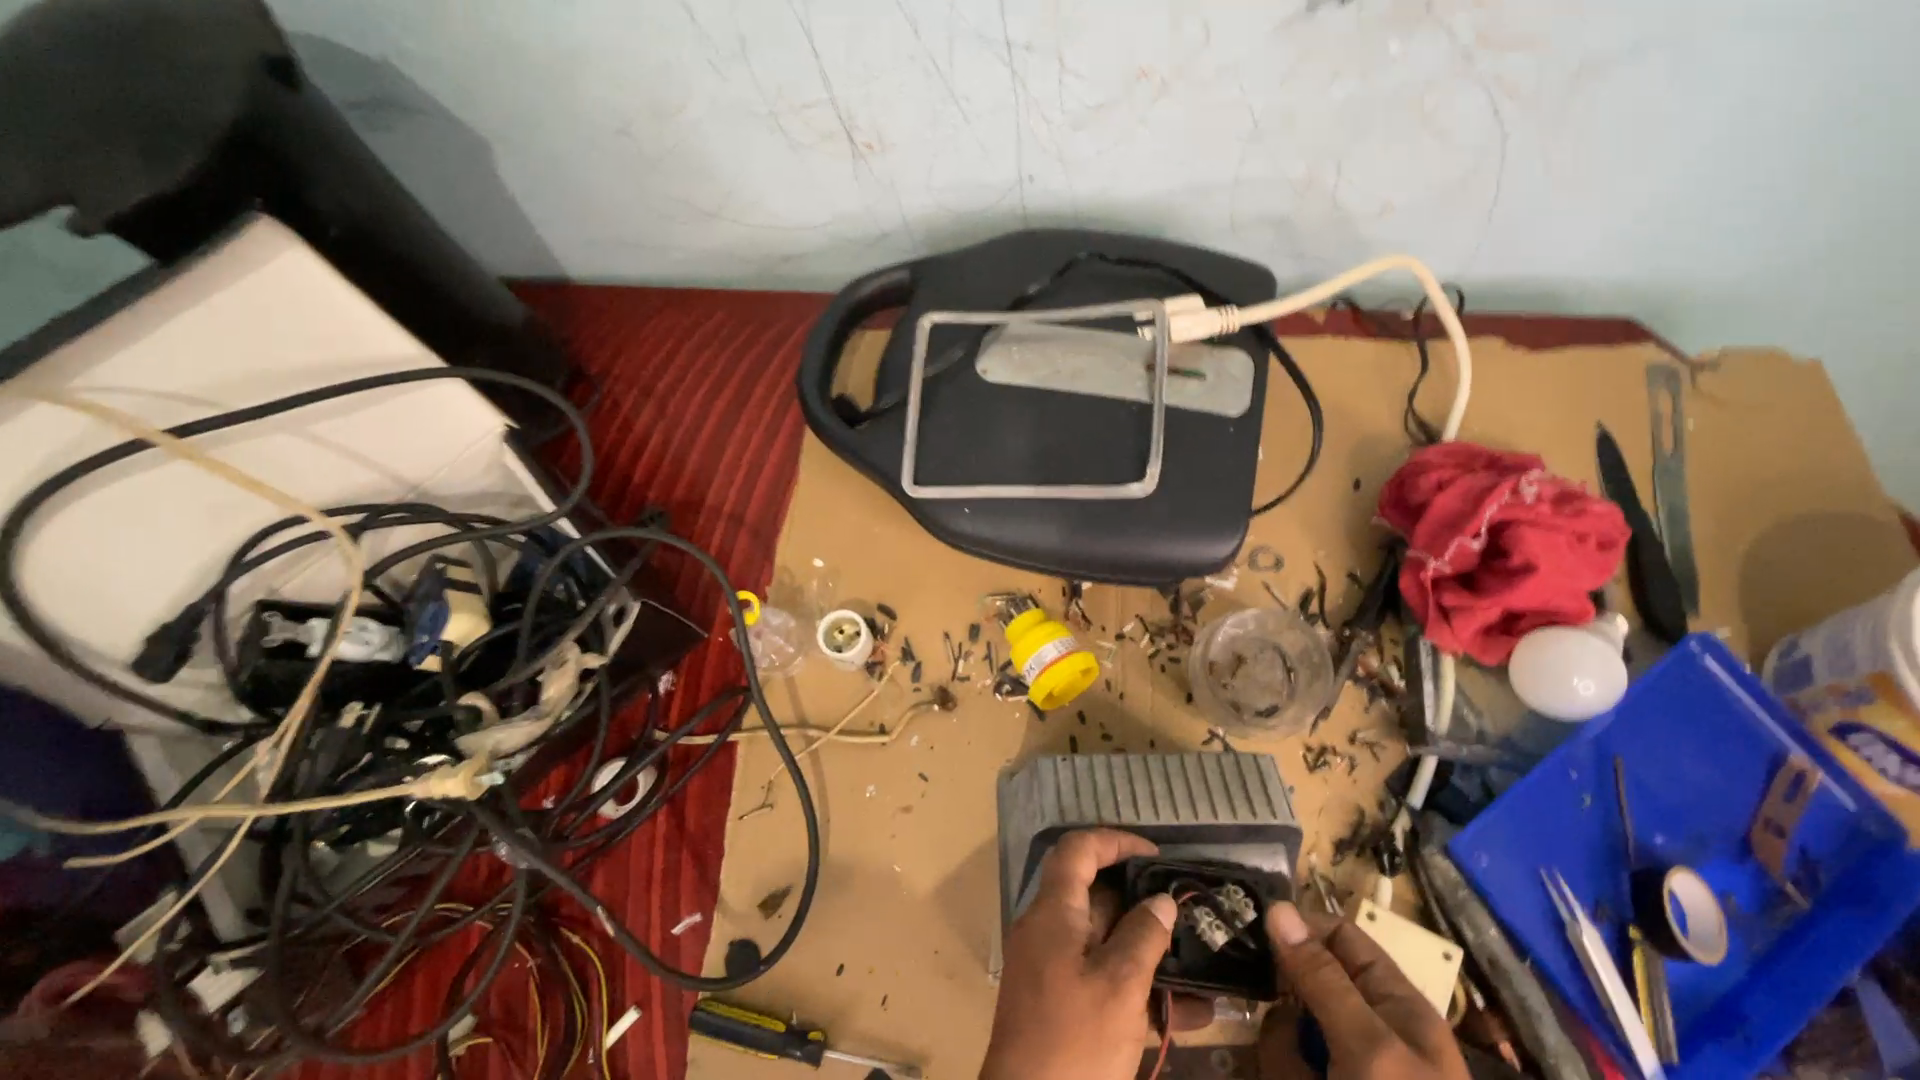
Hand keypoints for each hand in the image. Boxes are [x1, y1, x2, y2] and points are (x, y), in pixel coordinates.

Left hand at [980, 829, 1207, 1079]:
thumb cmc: (1073, 1042)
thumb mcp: (1119, 986)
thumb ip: (1143, 937)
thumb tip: (1161, 900)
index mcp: (1052, 914)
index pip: (1077, 851)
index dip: (1115, 842)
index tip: (1157, 856)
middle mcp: (1049, 934)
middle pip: (1097, 898)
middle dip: (1145, 905)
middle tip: (1192, 915)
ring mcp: (1055, 972)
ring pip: (1108, 946)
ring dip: (1153, 956)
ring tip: (1205, 968)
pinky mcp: (1065, 1008)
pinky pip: (1106, 983)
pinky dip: (1143, 993)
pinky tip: (1192, 1015)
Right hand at [1258, 903, 1468, 1079]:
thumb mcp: (1369, 1049)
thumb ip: (1322, 980)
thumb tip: (1278, 907)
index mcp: (1397, 1005)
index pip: (1340, 937)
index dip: (1301, 931)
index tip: (1257, 940)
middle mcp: (1367, 1030)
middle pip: (1302, 989)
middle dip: (1286, 1016)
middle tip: (1294, 1047)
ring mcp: (1343, 1066)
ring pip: (1285, 1035)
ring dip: (1285, 1062)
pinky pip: (1286, 1068)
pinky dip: (1286, 1075)